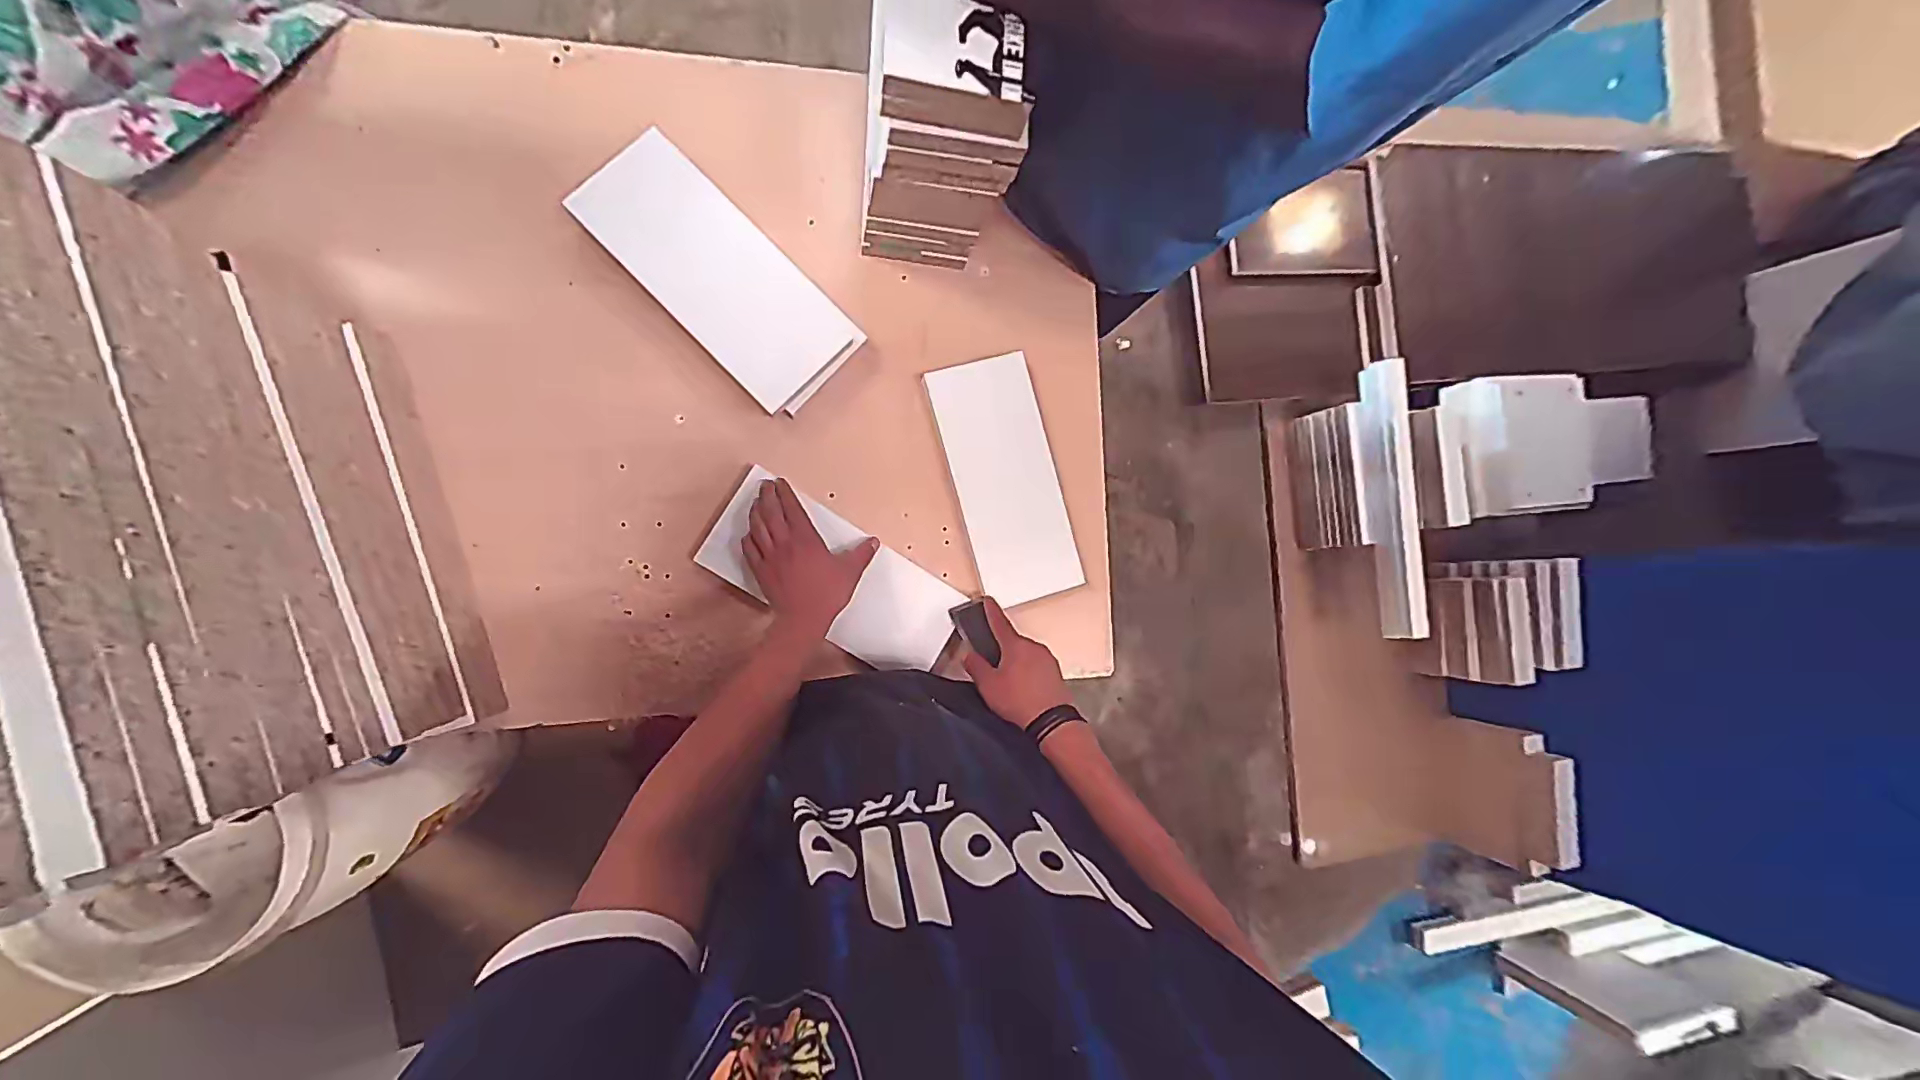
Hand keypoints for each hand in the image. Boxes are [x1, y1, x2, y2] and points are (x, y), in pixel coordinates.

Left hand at [743, 478, 878, 637]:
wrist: (802, 619)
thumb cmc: (825, 596)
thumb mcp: (849, 572)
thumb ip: (861, 554)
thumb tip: (871, 543)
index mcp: (805, 539)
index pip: (792, 509)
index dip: (785, 493)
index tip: (780, 484)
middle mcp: (785, 544)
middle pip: (771, 513)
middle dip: (767, 496)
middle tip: (765, 487)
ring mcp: (770, 557)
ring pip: (757, 527)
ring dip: (755, 512)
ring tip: (755, 503)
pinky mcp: (761, 571)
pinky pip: (749, 549)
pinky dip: (748, 538)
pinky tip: (748, 534)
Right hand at [960, 597, 1071, 728]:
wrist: (1052, 720)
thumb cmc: (1022, 702)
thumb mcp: (988, 685)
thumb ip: (976, 667)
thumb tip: (970, 657)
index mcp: (1015, 645)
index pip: (999, 622)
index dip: (990, 611)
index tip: (987, 601)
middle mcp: (1033, 647)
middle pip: (1012, 642)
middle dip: (1001, 651)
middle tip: (991, 666)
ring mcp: (1046, 659)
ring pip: (1024, 655)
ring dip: (1015, 664)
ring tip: (1007, 685)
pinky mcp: (1054, 672)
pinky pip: (1036, 666)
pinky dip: (1027, 673)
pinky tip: (1022, 689)